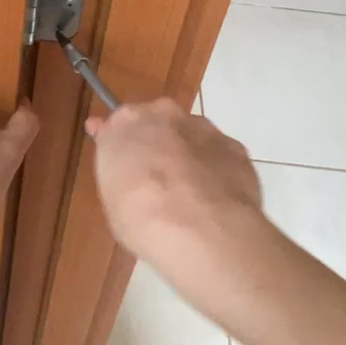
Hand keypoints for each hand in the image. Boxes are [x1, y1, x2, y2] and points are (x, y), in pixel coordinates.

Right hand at [86, 99, 263, 264]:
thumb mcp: (113, 197)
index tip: (123, 164)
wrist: (202, 230)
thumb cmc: (142, 217)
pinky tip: (215, 201)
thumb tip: (111, 147)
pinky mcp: (234, 146)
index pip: (118, 124)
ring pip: (191, 136)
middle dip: (157, 145)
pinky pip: (220, 155)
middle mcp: (164, 114)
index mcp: (126, 122)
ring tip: (190, 197)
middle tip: (157, 182)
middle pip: (157, 123)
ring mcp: (202, 127)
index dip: (122, 145)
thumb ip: (116, 167)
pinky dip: (216, 171)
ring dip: (188, 156)